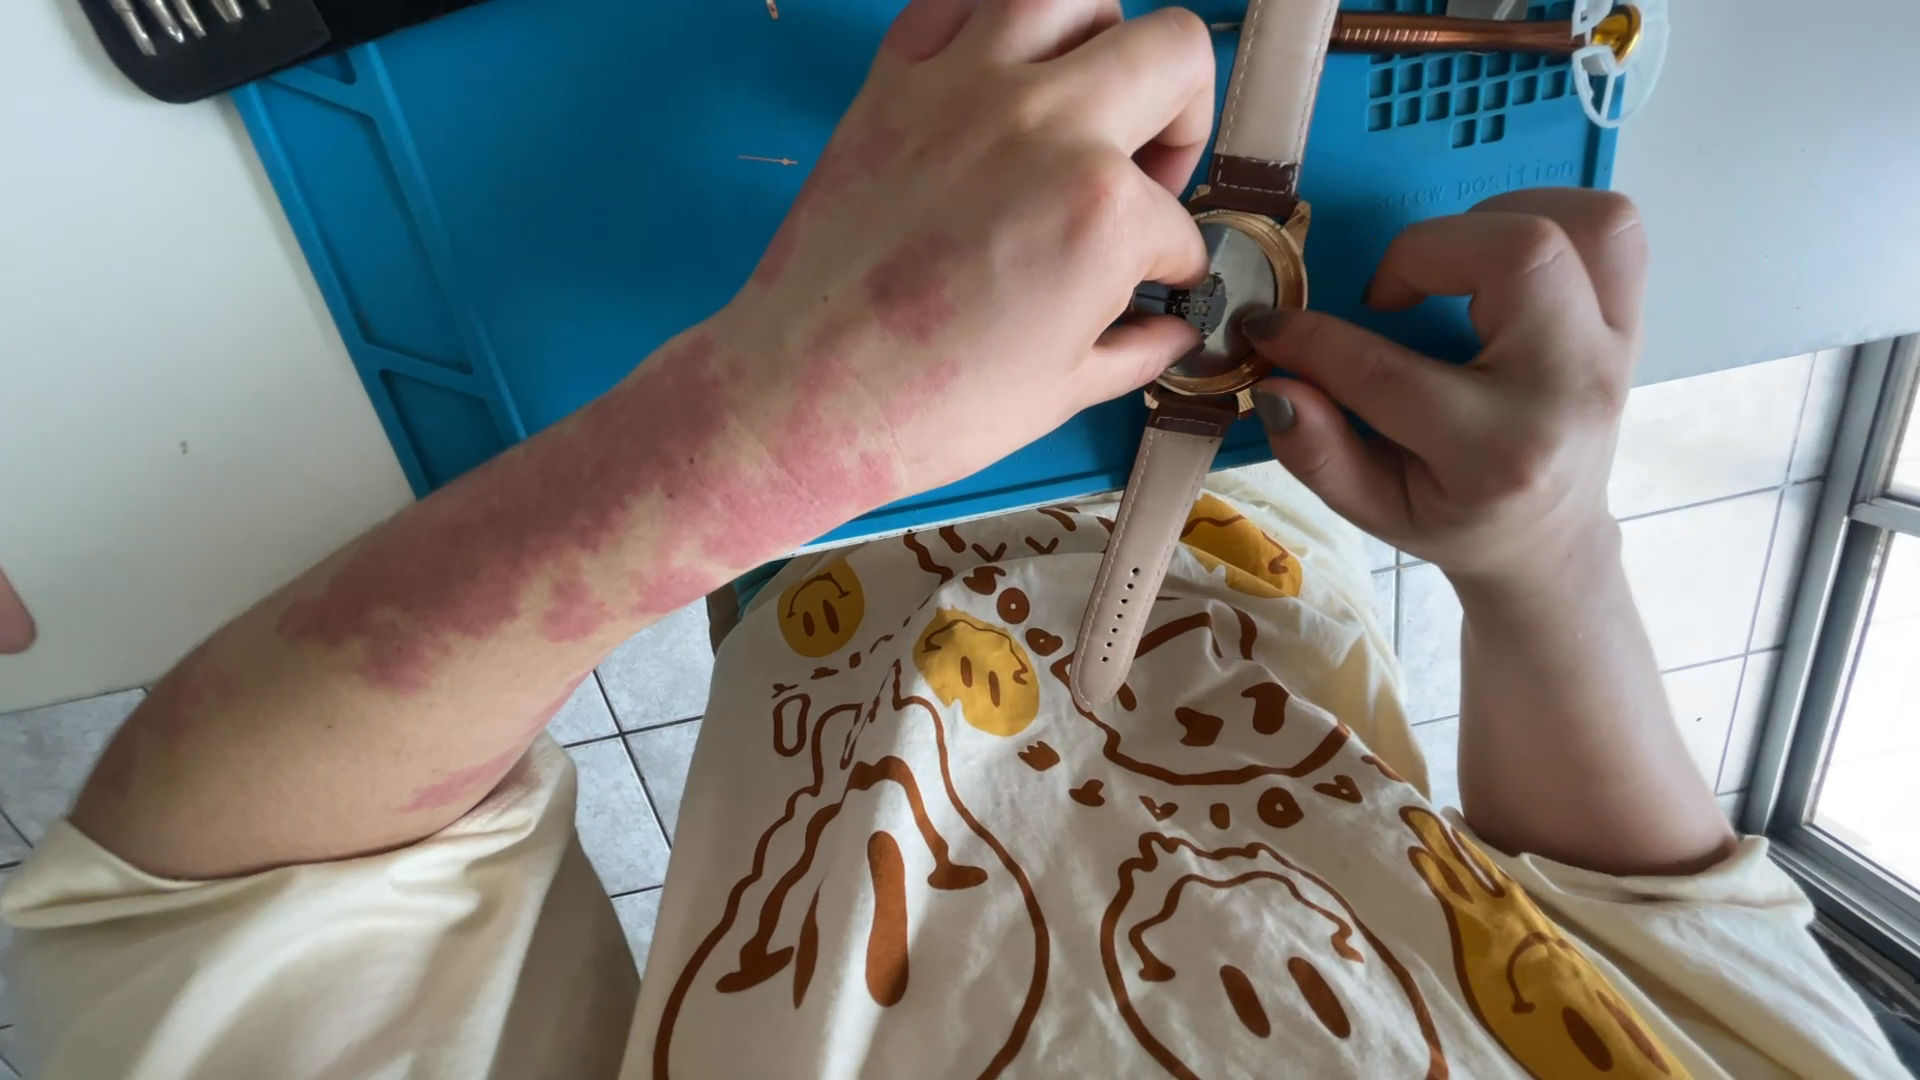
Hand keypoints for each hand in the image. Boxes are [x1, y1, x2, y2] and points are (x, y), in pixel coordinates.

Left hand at [703, 0, 1214, 503]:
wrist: (808, 398)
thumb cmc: (930, 412)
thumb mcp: (1060, 394)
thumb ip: (1134, 349)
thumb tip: (1167, 332)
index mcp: (1101, 212)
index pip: (1175, 226)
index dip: (1174, 266)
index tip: (1157, 283)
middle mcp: (1046, 125)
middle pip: (1173, 57)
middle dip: (1183, 125)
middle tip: (1150, 181)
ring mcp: (964, 89)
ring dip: (1105, 42)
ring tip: (1088, 106)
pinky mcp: (892, 84)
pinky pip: (958, 0)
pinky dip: (995, 23)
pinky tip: (1001, 81)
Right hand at [1245, 189, 1647, 593]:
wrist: (1544, 534)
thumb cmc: (1450, 521)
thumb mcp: (1369, 510)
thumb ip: (1318, 454)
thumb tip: (1274, 387)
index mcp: (1494, 452)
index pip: (1387, 372)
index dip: (1311, 339)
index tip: (1268, 326)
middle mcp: (1568, 388)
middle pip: (1519, 254)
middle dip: (1421, 253)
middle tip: (1381, 299)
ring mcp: (1613, 348)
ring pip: (1586, 221)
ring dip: (1494, 222)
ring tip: (1442, 267)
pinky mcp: (1630, 321)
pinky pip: (1611, 230)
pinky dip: (1547, 218)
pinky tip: (1489, 261)